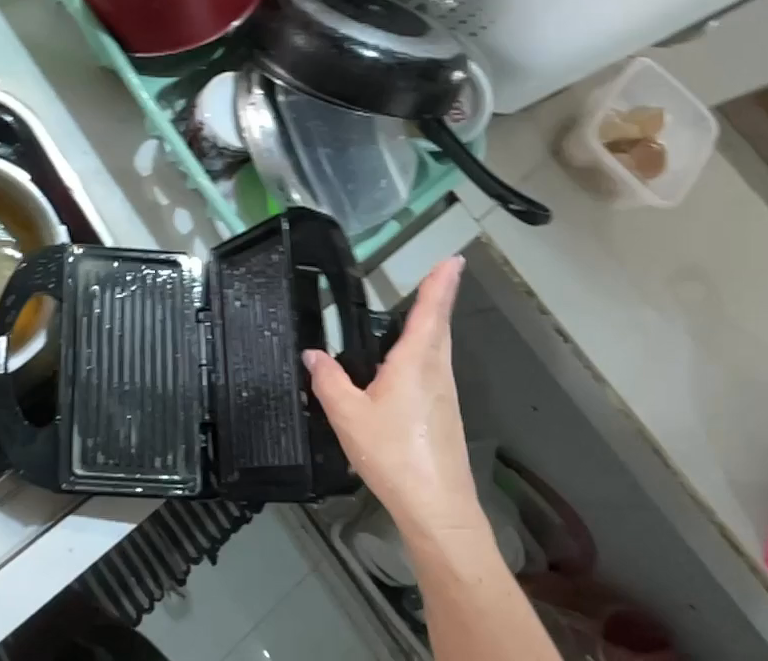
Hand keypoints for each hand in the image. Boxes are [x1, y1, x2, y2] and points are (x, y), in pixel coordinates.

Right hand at [304, 256, 481, 533]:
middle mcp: (436, 372)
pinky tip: (402, 368)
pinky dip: (422, 355)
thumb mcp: (347, 415)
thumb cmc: (394, 455)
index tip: (453, 259)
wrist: (437, 508)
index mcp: (416, 363)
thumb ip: (328, 380)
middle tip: (437, 276)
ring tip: (416, 313)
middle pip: (439, 327)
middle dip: (438, 300)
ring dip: (430, 327)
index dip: (441, 283)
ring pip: (437, 350)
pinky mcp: (443, 415)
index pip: (431, 312)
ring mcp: (444, 395)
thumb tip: (313, 355)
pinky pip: (432, 371)